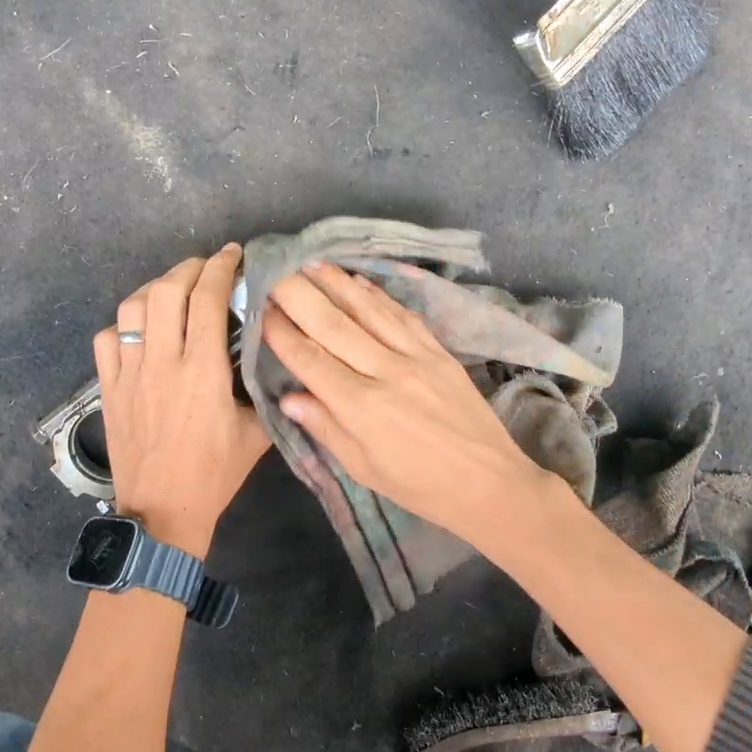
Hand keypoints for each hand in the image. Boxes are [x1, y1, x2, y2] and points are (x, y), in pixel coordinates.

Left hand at [94, 244, 271, 556]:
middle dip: (188, 268)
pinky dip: (123, 324)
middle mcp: (162, 363)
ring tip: (172, 289)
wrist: (162, 512)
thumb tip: (273, 356)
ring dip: (154, 288)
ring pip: (132, 308)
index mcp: (202, 371)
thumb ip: (264, 390)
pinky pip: (106, 340)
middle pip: (166, 291)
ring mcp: (129, 375)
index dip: (221, 267)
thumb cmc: (214, 474)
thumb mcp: (256, 433)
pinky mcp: (108, 389)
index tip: (233, 254)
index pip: (207, 299)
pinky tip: (140, 330)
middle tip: (206, 268)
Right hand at [261, 261, 559, 541]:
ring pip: (368, 310)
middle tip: (275, 273)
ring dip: (337, 284)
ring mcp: (416, 358)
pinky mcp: (440, 352)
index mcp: (361, 408)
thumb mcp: (364, 469)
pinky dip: (379, 295)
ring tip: (311, 264)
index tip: (261, 310)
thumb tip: (288, 397)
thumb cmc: (420, 487)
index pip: (310, 360)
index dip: (282, 332)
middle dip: (299, 295)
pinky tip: (359, 280)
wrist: (489, 483)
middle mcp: (385, 373)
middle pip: (333, 325)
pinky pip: (403, 316)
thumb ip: (326, 428)